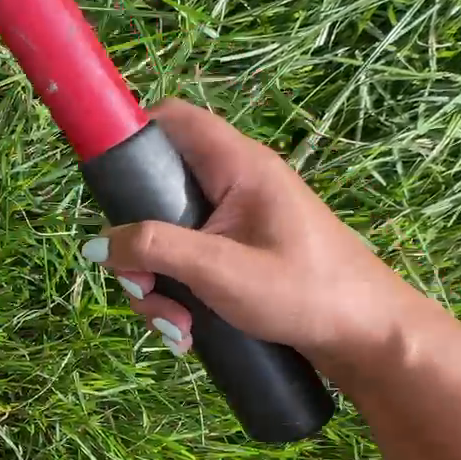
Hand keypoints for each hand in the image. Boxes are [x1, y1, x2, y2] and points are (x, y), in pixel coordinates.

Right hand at [86, 99, 436, 379]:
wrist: (366, 338)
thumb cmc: (306, 293)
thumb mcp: (219, 271)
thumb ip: (153, 249)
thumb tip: (95, 244)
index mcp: (239, 169)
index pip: (174, 121)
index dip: (130, 135)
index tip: (100, 178)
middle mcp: (229, 187)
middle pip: (148, 198)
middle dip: (133, 248)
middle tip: (140, 284)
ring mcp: (226, 223)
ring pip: (155, 241)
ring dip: (150, 286)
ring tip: (174, 325)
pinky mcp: (225, 253)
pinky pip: (174, 266)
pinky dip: (169, 299)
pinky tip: (184, 330)